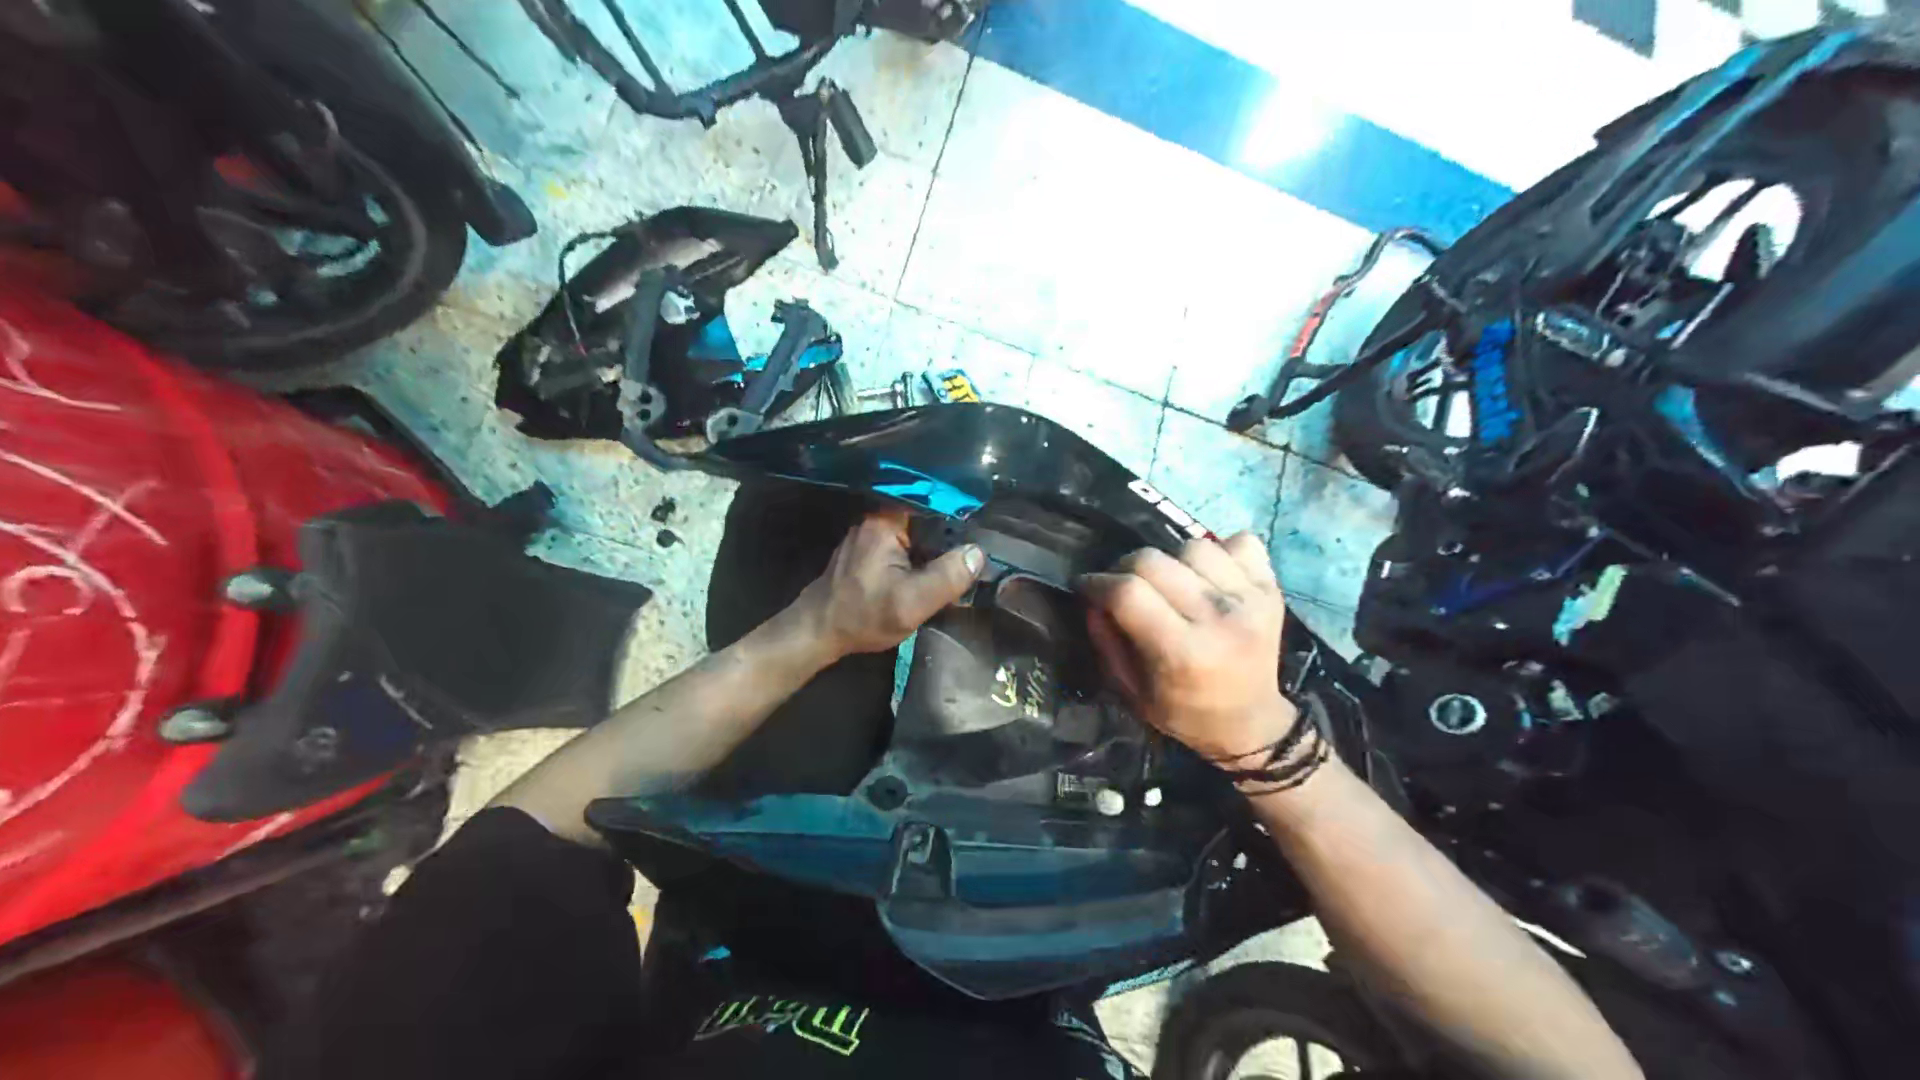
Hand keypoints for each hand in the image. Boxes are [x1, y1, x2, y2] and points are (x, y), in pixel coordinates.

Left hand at [791, 510, 984, 658]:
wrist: (817, 633)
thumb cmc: (863, 616)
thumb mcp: (912, 602)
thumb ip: (947, 577)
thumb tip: (978, 553)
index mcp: (885, 522)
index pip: (932, 503)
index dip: (959, 514)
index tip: (981, 529)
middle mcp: (875, 520)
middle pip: (925, 519)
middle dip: (949, 536)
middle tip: (975, 554)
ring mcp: (869, 536)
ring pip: (914, 534)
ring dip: (934, 549)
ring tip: (961, 563)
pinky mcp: (867, 553)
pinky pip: (902, 547)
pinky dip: (918, 558)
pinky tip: (931, 573)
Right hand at [1081, 533, 1296, 760]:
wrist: (1251, 724)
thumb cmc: (1184, 712)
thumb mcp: (1131, 690)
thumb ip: (1106, 641)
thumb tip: (1091, 596)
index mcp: (1182, 652)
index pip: (1127, 592)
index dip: (1097, 582)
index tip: (1087, 585)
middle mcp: (1219, 618)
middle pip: (1154, 560)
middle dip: (1125, 567)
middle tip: (1122, 584)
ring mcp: (1250, 600)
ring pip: (1193, 546)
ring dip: (1171, 560)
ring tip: (1169, 582)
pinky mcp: (1270, 589)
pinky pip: (1240, 542)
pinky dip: (1219, 552)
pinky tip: (1208, 575)